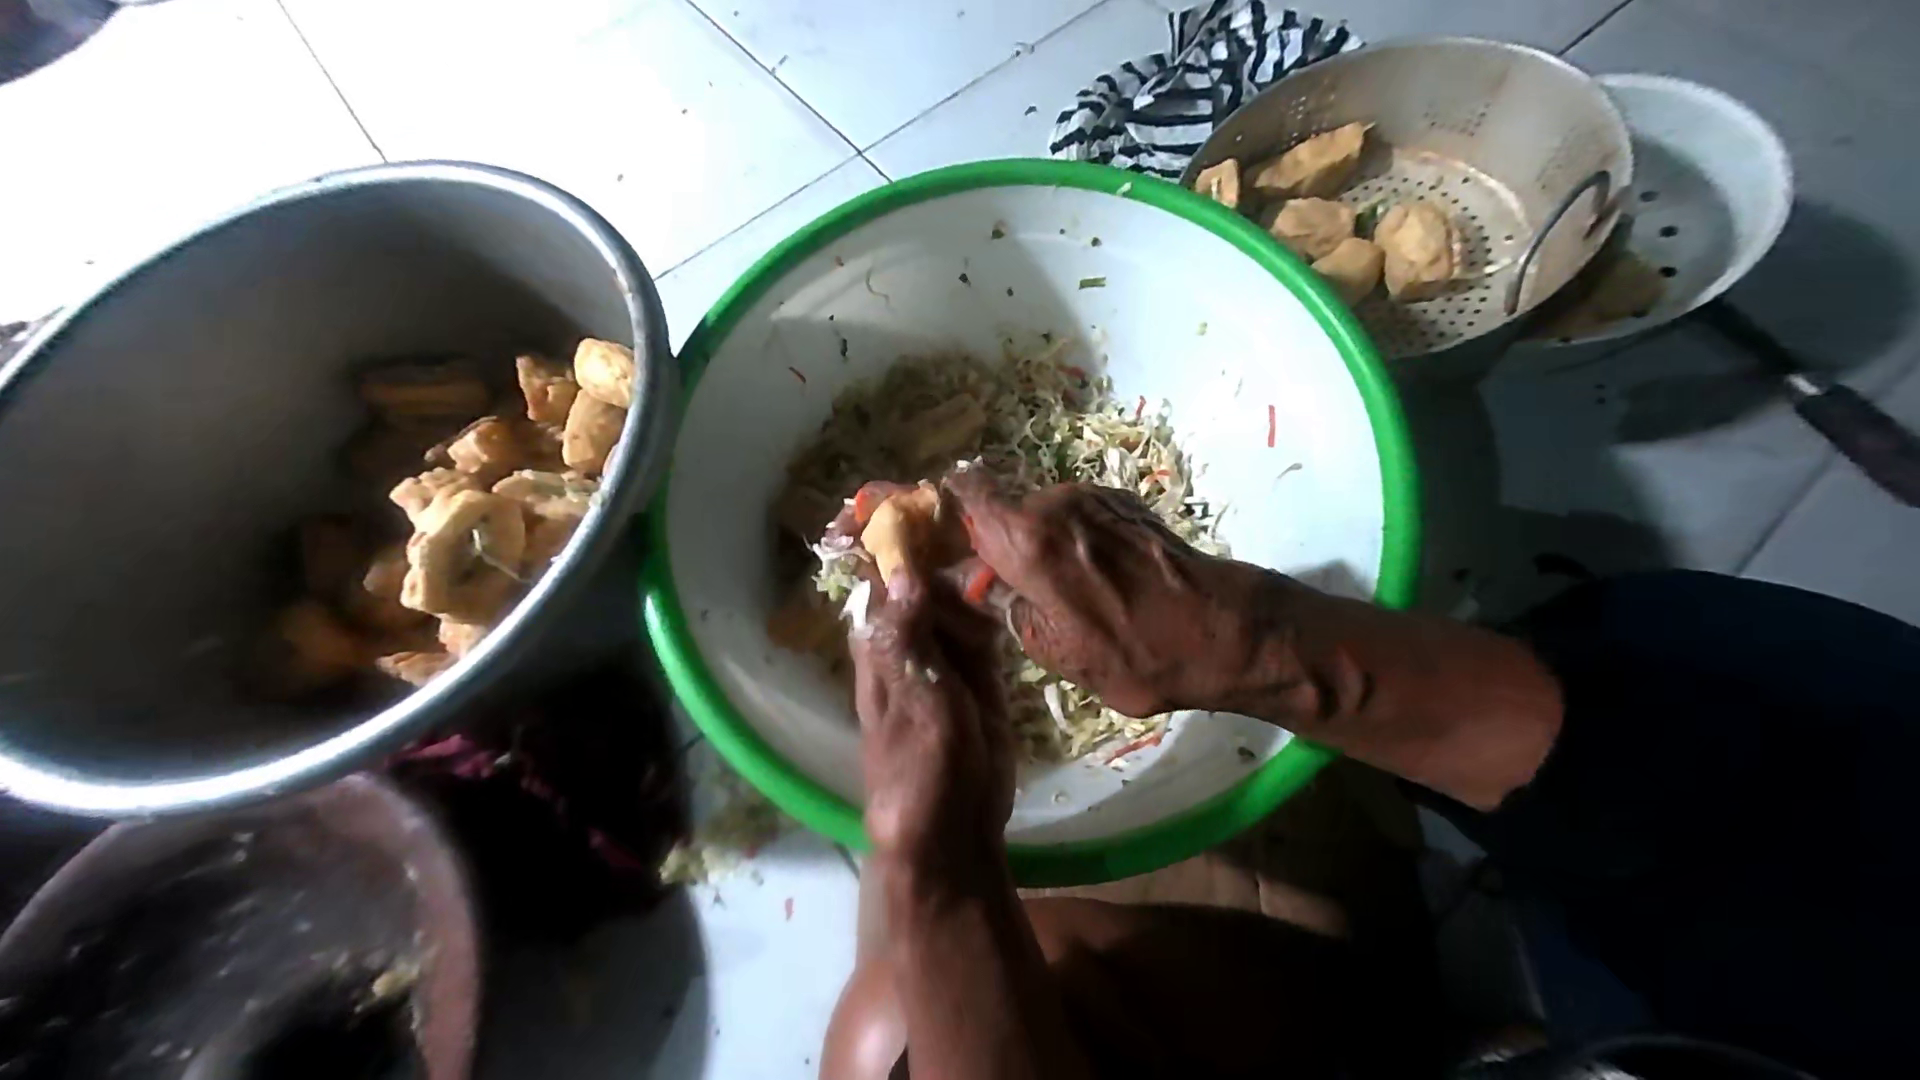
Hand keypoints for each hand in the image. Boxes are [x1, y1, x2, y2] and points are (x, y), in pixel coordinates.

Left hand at [851, 565, 1014, 878]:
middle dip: (956, 568)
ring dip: (979, 594)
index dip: (908, 541)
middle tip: (985, 565)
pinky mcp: (980, 669)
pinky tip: (1006, 616)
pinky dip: (996, 617)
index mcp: (882, 639)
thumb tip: (903, 570)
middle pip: (931, 579)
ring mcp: (947, 652)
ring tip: (997, 604)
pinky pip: (986, 627)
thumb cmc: (921, 761)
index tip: (939, 507)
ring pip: (962, 600)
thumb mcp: (914, 696)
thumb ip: (909, 633)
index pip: (887, 574)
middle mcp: (912, 637)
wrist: (955, 822)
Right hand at [944, 470, 1291, 718]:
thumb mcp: (1052, 649)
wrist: (1223, 630)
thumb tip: (983, 586)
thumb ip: (1007, 607)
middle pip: (1005, 508)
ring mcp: (1093, 498)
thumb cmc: (1130, 652)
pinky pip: (1076, 515)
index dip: (950, 505)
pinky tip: (1095, 577)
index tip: (948, 534)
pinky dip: (1070, 539)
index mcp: (1026, 536)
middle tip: (1008, 583)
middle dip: (999, 540)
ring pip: (1042, 513)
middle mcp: (1054, 502)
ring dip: (1038, 542)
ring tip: (1060, 588)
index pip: (967, 489)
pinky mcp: (1123, 502)